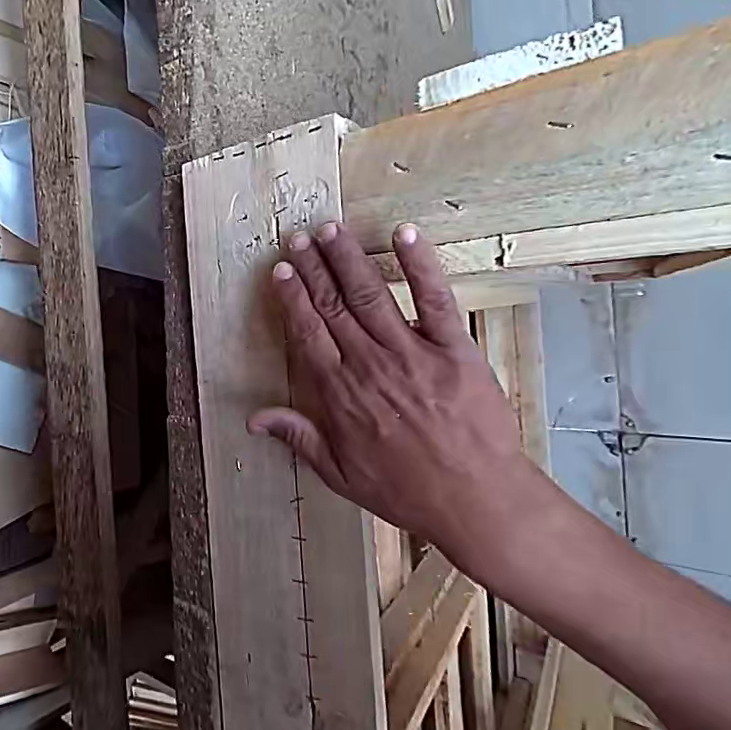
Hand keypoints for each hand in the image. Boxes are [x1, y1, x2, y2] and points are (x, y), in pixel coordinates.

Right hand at [247, 221, 554, 558]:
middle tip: (298, 237)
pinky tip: (403, 235)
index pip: (307, 331)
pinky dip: (418, 264)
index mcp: (341, 392)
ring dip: (347, 259)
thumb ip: (299, 438)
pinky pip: (433, 298)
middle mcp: (370, 364)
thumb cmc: (408, 491)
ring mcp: (412, 352)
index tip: (280, 270)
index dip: (292, 297)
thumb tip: (255, 418)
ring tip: (331, 230)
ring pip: (370, 294)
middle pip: (332, 304)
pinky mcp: (453, 348)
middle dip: (313, 267)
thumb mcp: (342, 475)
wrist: (475, 499)